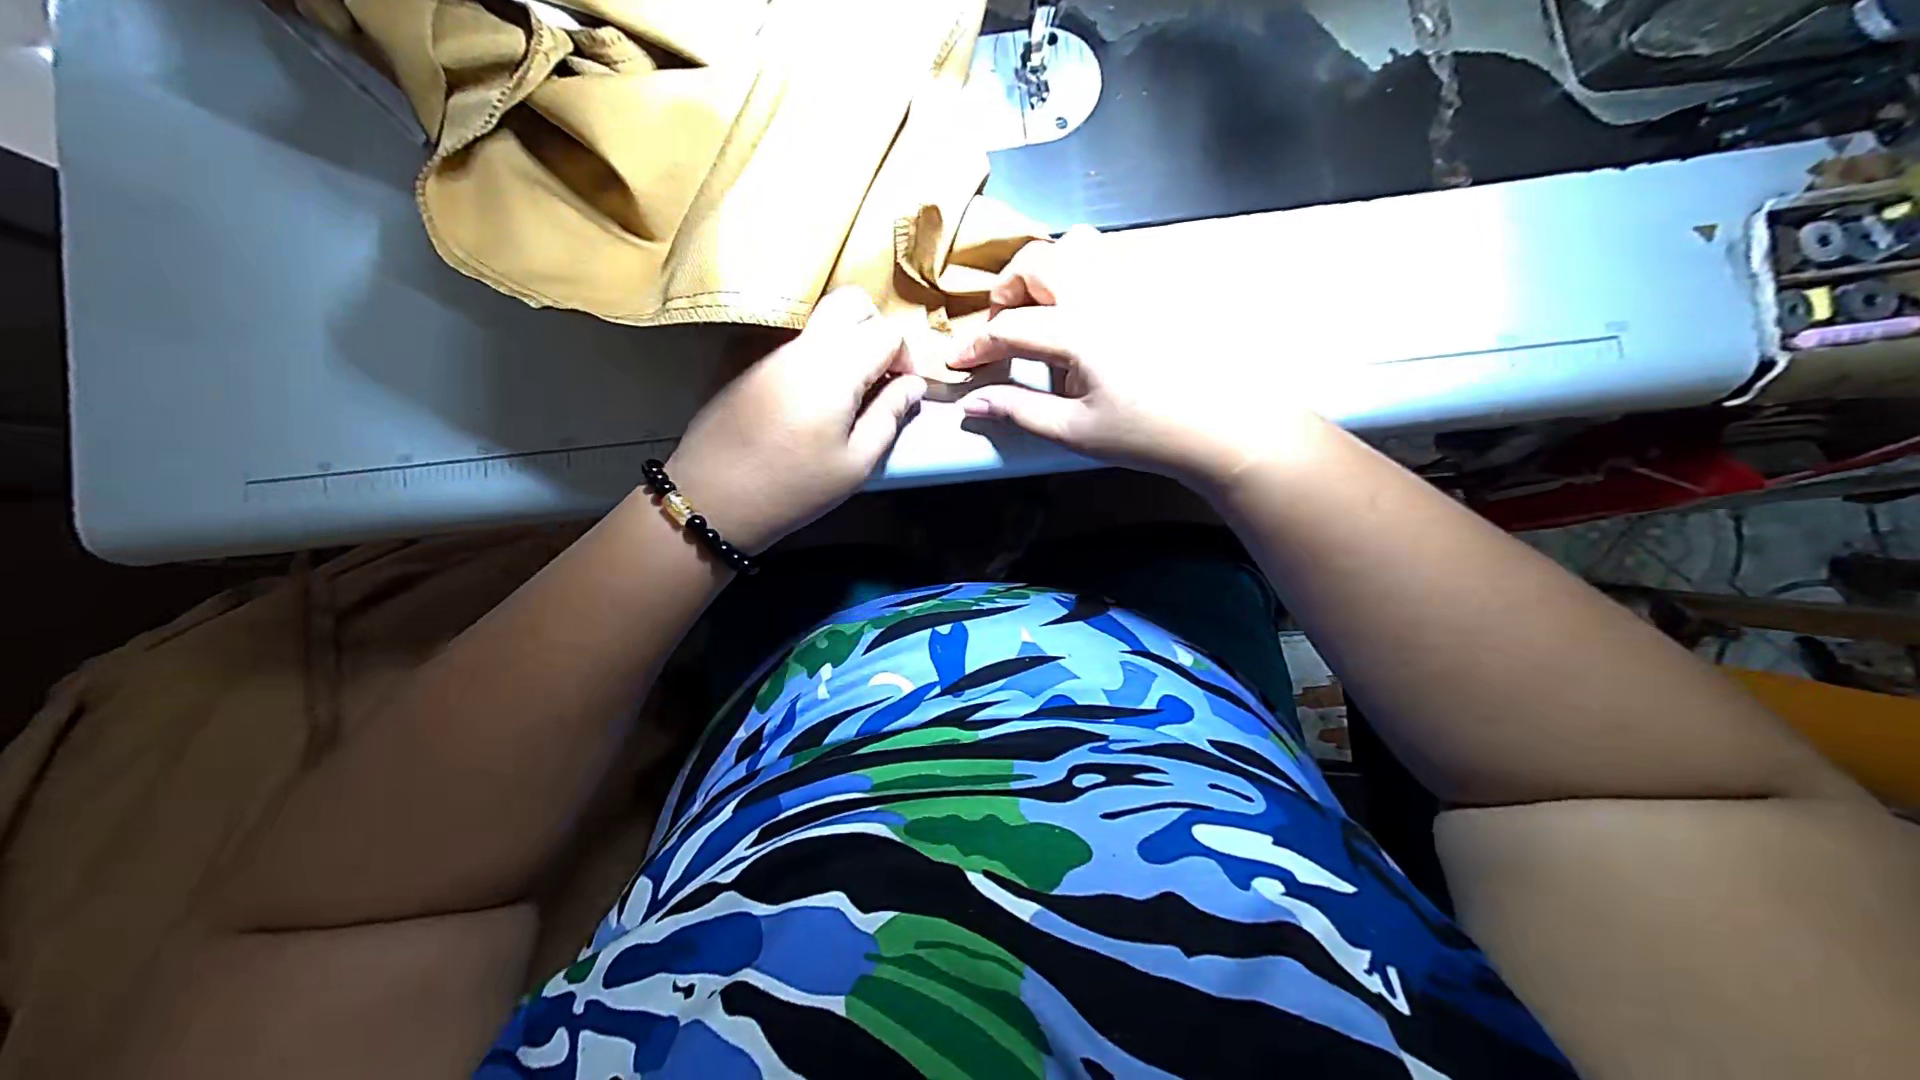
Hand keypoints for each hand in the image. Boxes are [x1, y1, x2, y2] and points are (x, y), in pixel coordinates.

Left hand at [665, 287, 925, 552]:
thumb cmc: (792, 488)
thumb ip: (890, 415)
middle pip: (852, 303)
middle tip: (879, 376)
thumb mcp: (855, 463)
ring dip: (846, 340)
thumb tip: (913, 384)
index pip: (886, 333)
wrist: (712, 498)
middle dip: (876, 331)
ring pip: (820, 317)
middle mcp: (801, 344)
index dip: (905, 359)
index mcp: (834, 369)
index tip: (902, 391)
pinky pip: (792, 336)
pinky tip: (809, 395)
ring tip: (846, 391)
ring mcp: (769, 347)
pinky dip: (815, 351)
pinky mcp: (745, 357)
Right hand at [955, 227, 1315, 489]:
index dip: (976, 345)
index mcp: (1079, 331)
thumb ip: (1018, 410)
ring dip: (1044, 271)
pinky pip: (1110, 256)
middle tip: (1000, 326)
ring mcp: (1134, 284)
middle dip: (1006, 290)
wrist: (1221, 429)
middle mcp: (1104, 294)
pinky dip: (1082, 271)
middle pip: (1036, 263)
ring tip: (1041, 309)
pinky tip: (1086, 311)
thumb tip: (974, 403)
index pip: (1008, 327)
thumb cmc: (1148, 434)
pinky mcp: (1157, 287)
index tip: (959, 363)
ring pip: (1075, 245)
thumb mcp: (1074, 430)